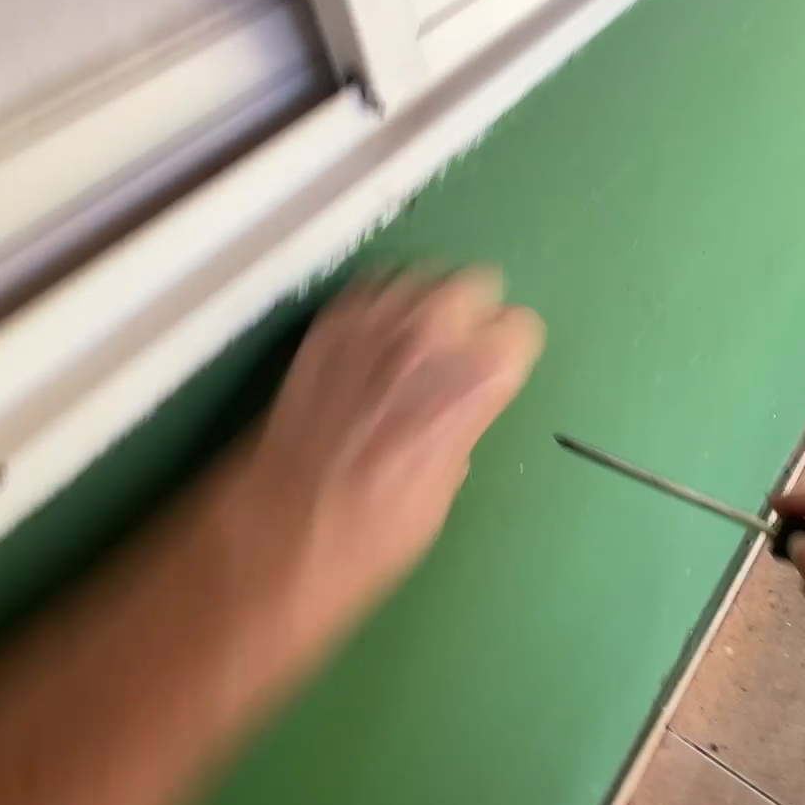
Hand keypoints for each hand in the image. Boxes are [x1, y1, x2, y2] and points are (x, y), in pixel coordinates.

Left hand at [232, 266, 543, 649]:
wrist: (283, 529)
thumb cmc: (380, 528)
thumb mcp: (450, 482)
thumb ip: (465, 421)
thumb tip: (458, 403)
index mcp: (476, 379)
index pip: (520, 326)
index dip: (508, 351)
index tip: (494, 369)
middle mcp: (431, 335)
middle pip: (474, 282)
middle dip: (472, 314)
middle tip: (457, 348)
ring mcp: (374, 323)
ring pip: (421, 276)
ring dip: (425, 304)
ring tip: (413, 341)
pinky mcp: (328, 325)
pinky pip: (371, 287)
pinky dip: (381, 305)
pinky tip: (374, 339)